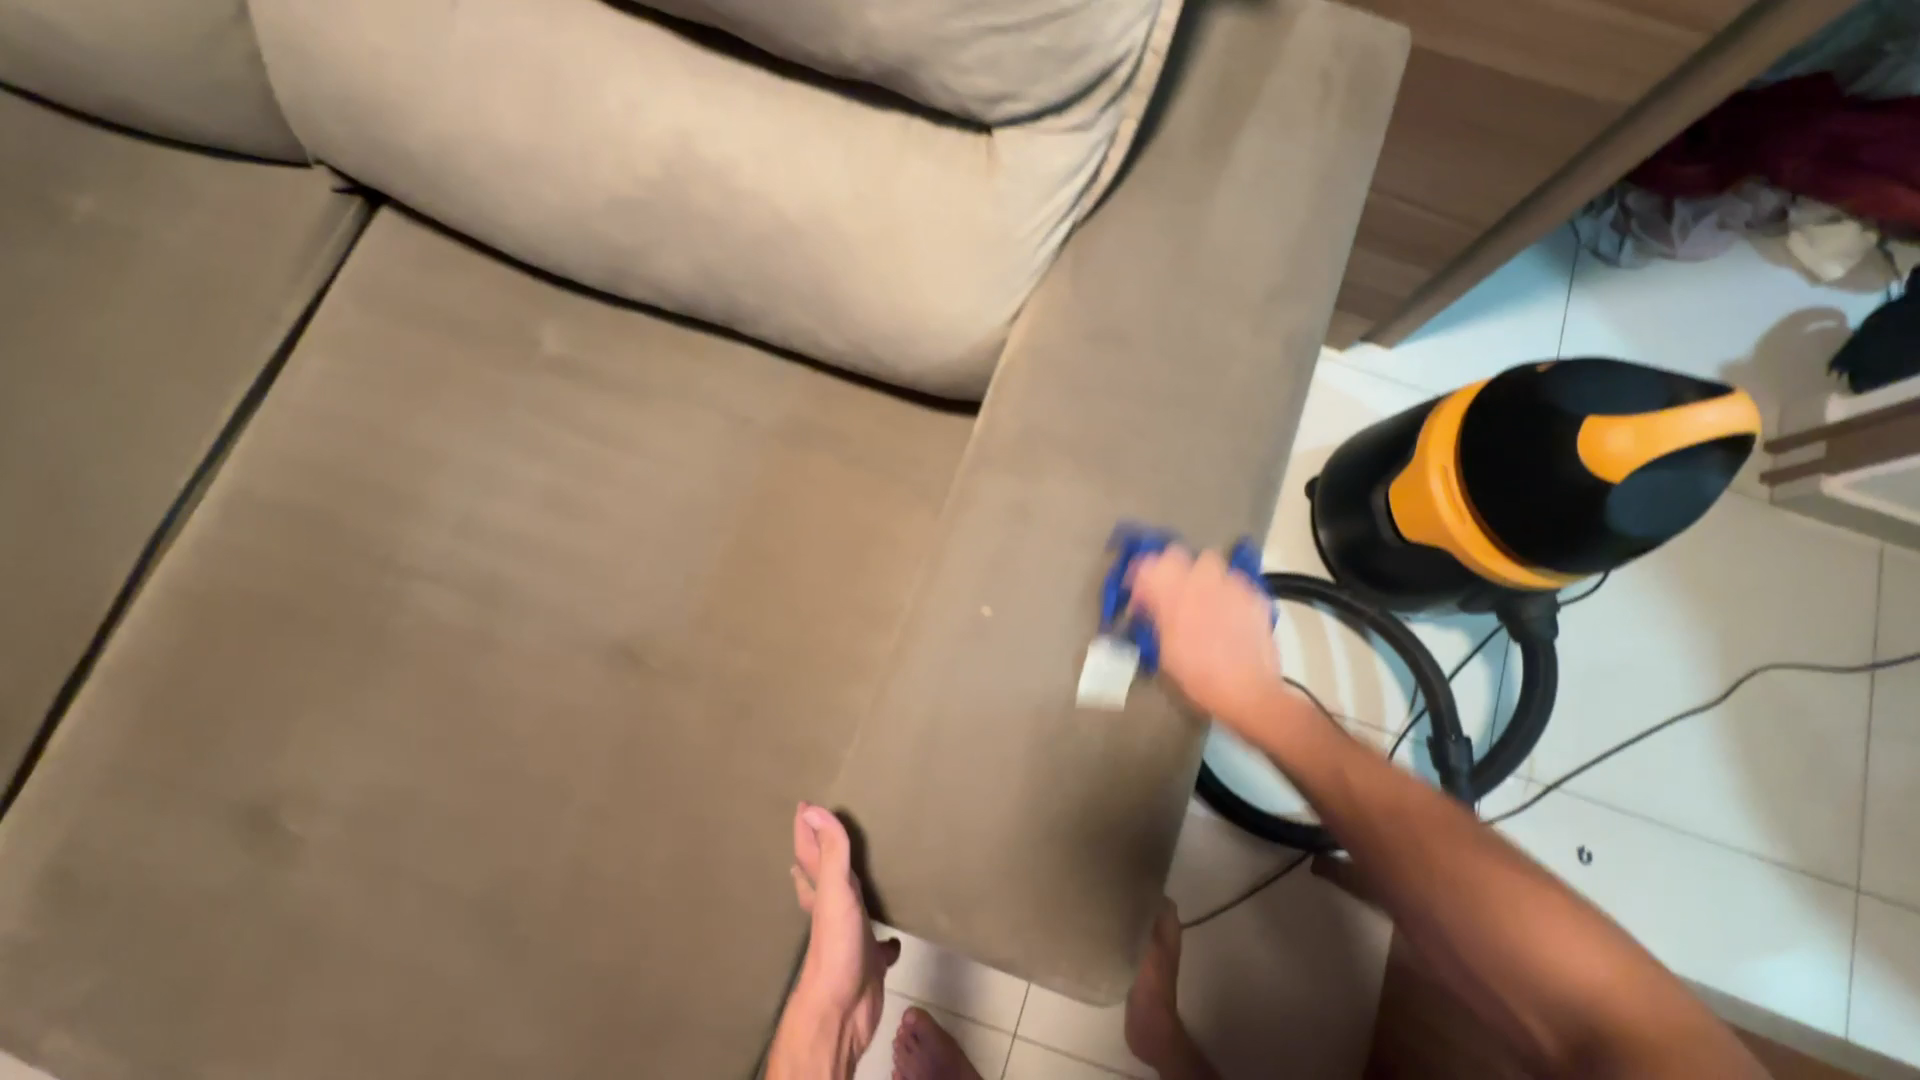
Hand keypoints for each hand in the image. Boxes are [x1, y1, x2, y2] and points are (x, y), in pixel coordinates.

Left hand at [767, 803, 899, 1078]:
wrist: (842, 1009)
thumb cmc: (836, 947)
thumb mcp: (834, 892)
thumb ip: (830, 852)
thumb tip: (812, 809)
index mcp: (823, 893)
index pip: (810, 853)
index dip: (806, 828)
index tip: (805, 804)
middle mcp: (833, 910)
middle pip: (825, 876)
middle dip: (823, 854)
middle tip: (827, 831)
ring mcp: (851, 936)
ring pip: (851, 905)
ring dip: (852, 889)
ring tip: (859, 874)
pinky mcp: (870, 961)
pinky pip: (881, 946)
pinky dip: (887, 940)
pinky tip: (894, 939)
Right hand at [1127, 547, 1292, 733]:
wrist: (1249, 691)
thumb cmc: (1199, 677)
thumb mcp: (1165, 651)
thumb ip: (1158, 618)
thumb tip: (1148, 603)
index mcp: (1175, 595)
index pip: (1148, 565)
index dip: (1139, 573)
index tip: (1136, 588)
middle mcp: (1203, 582)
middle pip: (1179, 556)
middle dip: (1171, 569)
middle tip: (1169, 593)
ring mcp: (1233, 587)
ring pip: (1210, 564)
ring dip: (1200, 577)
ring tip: (1200, 600)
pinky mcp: (1255, 596)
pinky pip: (1235, 582)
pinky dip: (1226, 591)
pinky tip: (1227, 613)